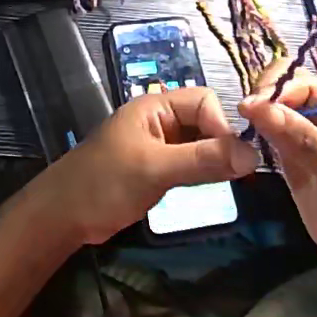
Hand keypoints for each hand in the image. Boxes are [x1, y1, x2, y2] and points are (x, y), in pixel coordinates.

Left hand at [35, 86, 257, 244]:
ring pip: (200, 142)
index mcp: (155, 106)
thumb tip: (252, 155)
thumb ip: (201, 160)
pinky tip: (211, 187)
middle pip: (205, 120)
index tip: (232, 160)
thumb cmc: (104, 183)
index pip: (204, 100)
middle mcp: (159, 119)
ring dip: (215, 159)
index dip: (222, 126)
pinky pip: (190, 161)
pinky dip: (203, 171)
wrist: (64, 215)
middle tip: (237, 176)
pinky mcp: (157, 167)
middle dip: (222, 143)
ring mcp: (158, 144)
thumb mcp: (155, 169)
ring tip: (230, 183)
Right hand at [238, 71, 316, 271]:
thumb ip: (299, 136)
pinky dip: (257, 130)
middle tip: (246, 116)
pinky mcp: (292, 152)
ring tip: (244, 127)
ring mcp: (308, 132)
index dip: (277, 90)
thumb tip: (254, 104)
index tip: (251, 107)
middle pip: (287, 88)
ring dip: (258, 113)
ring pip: (275, 108)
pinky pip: (270, 130)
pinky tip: (247, 136)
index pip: (304, 83)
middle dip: (265, 97)